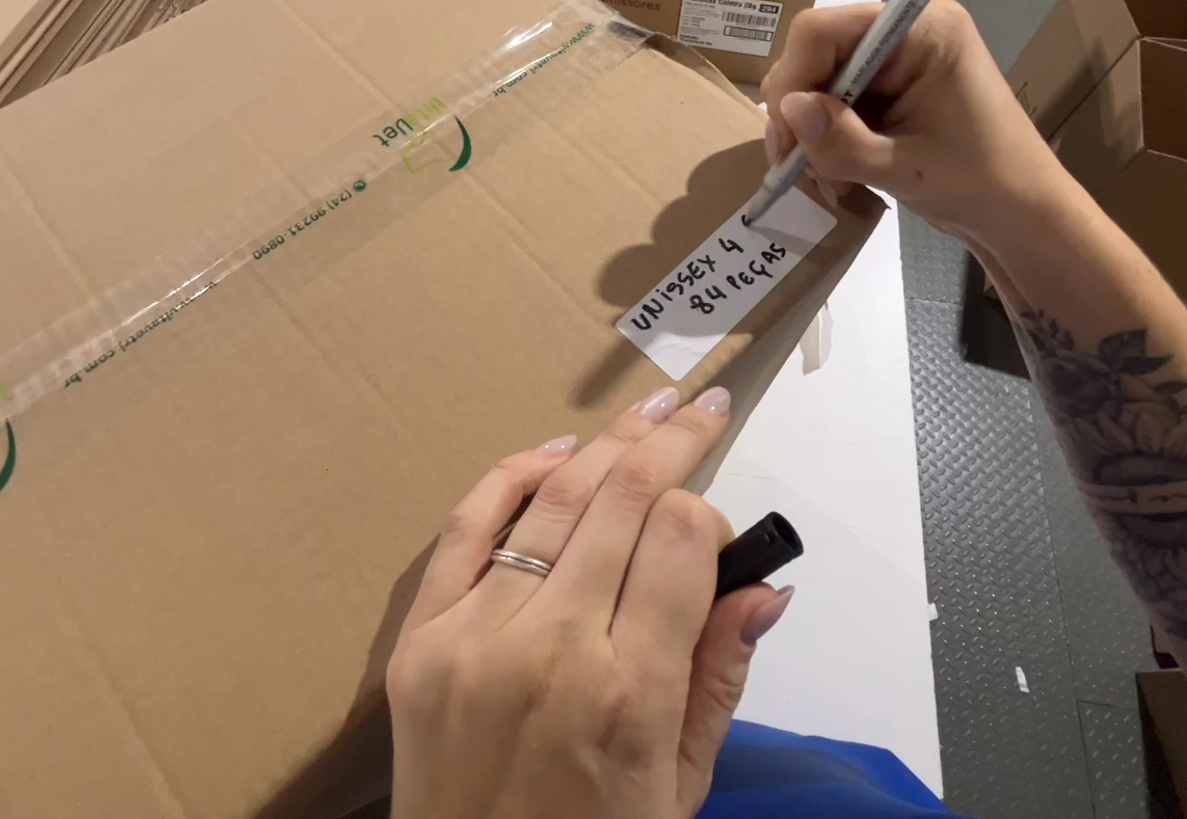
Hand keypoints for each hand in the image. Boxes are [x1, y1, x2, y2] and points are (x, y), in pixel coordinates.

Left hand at [386, 386, 792, 818]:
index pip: (681, 540)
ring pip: (556, 498)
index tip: (713, 526)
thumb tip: (765, 584)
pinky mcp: (421, 634)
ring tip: (650, 409)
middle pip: (623, 498)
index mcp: (628, 693)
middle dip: (673, 438)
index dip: (707, 515)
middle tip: (701, 405)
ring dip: (611, 442)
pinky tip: (561, 450)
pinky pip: (469, 524)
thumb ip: (721, 676)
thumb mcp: (680, 787)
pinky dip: (516, 474)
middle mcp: (550, 648)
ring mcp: (474, 635)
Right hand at [759, 0, 1080, 248]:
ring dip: (807, 134)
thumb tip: (787, 111)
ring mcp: (891, 62)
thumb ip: (841, 142)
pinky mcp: (885, 90)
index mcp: (919, 30)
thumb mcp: (903, 168)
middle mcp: (900, 33)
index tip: (789, 140)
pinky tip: (836, 173)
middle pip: (812, 56)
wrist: (1018, 212)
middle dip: (798, 114)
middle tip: (800, 169)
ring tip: (825, 178)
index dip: (793, 80)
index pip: (821, 31)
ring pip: (814, 84)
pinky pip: (830, 104)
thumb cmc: (979, 184)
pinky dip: (822, 141)